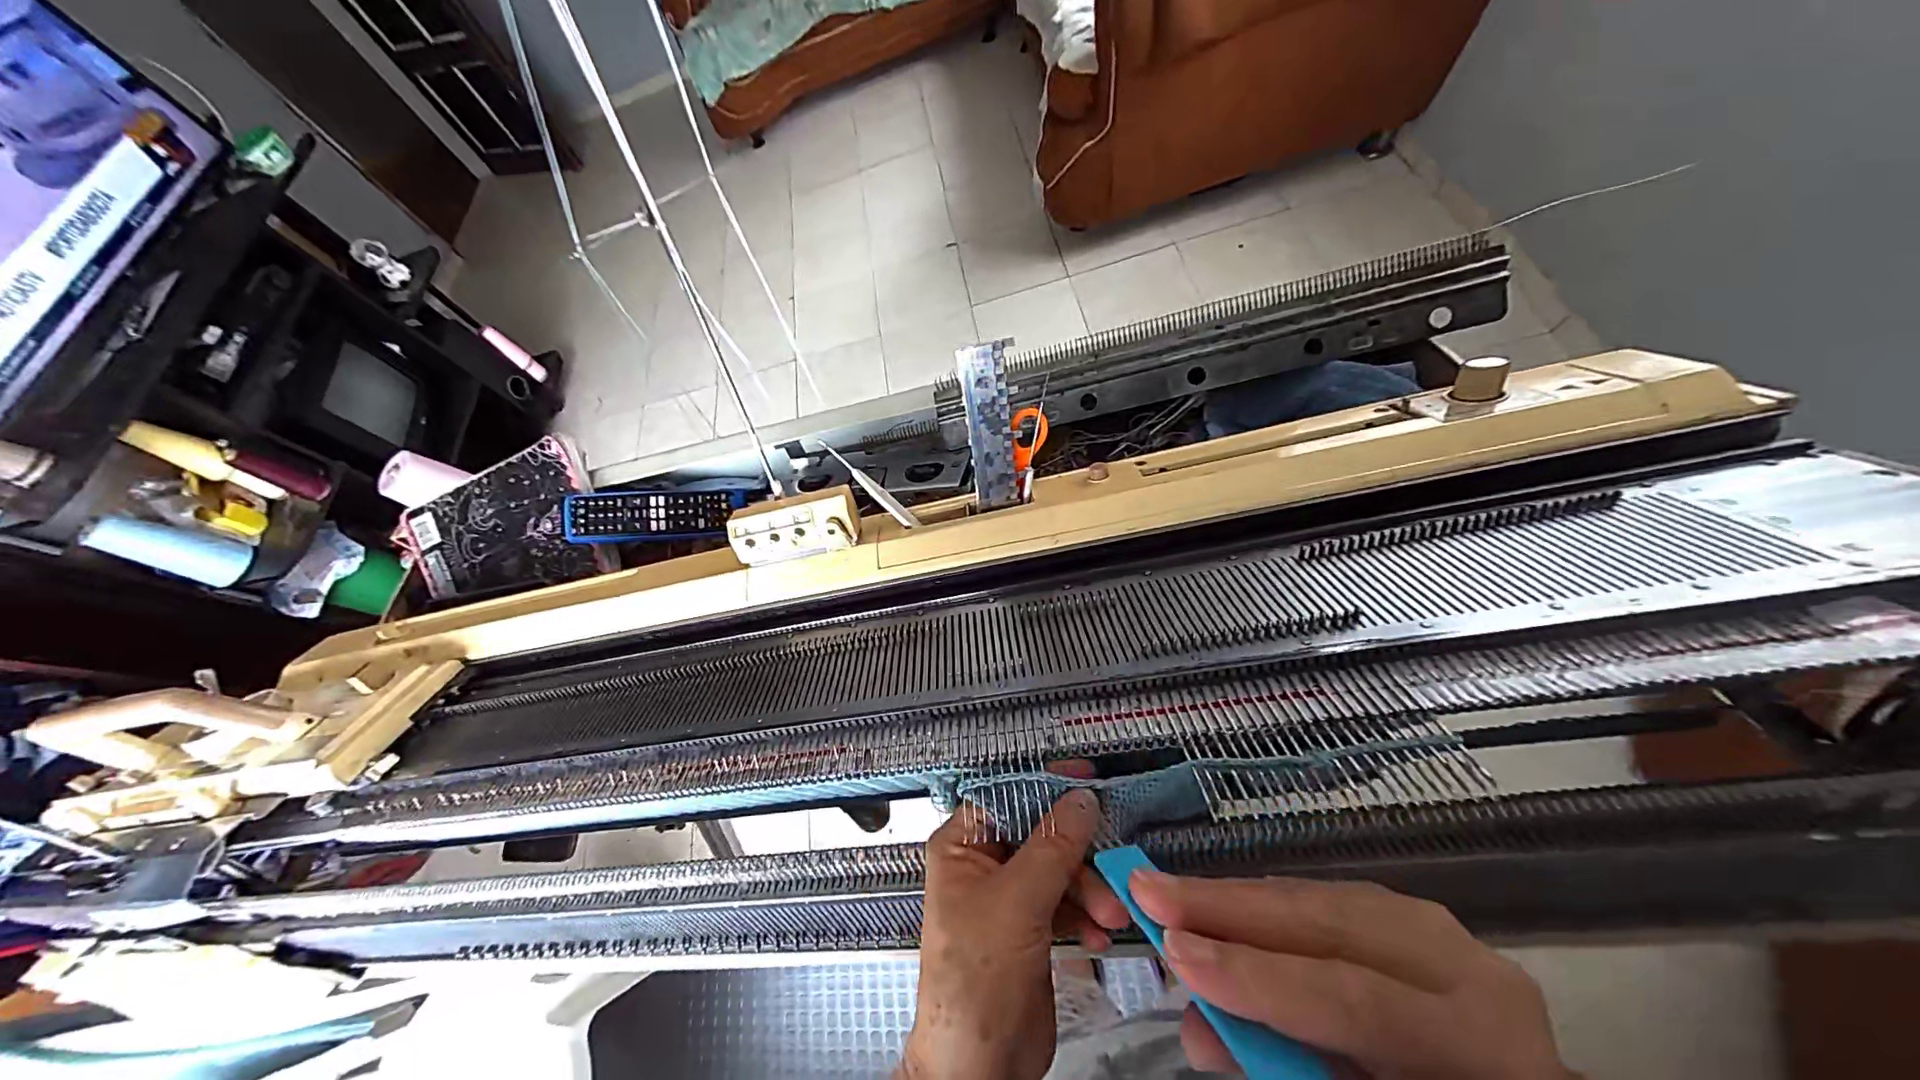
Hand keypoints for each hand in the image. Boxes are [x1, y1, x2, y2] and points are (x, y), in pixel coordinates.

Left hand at [898, 789, 1131, 1079]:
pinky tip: (1097, 930)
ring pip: (1059, 868)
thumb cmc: (972, 982)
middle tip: (1105, 858)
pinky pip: (1066, 901)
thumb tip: (1079, 802)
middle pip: (1039, 832)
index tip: (1082, 778)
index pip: (1005, 796)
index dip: (1043, 785)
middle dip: (1076, 851)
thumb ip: (1053, 846)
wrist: (982, 1063)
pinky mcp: (1032, 926)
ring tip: (1107, 911)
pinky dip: (1085, 911)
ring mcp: (1009, 897)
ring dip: (1088, 886)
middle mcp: (983, 866)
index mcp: (962, 846)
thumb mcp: (1017, 901)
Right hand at [1131, 871, 1573, 1079]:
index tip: (1173, 949)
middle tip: (1146, 891)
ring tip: (1172, 894)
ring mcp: (1452, 942)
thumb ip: (1279, 1067)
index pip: (1355, 998)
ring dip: (1241, 898)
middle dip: (1231, 907)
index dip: (1258, 975)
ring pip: (1330, 898)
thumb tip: (1198, 1026)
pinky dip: (1272, 905)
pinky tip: (1225, 903)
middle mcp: (1475, 978)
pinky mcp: (1420, 925)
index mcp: (1480, 1047)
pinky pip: (1333, 903)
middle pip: (1337, 923)